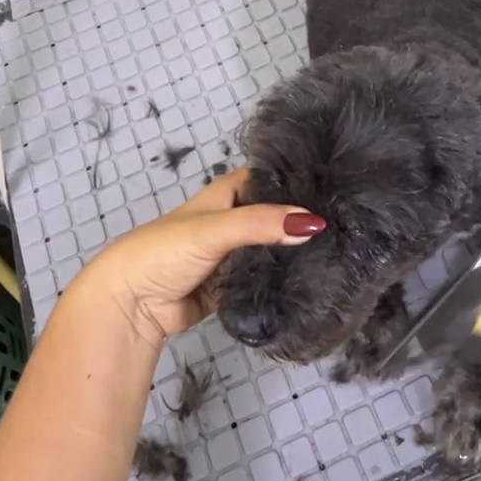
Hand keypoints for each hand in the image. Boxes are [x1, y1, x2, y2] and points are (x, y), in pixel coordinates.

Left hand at [67, 169, 324, 347]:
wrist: (129, 304)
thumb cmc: (163, 251)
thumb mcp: (213, 229)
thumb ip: (261, 225)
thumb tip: (314, 223)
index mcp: (226, 194)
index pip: (271, 176)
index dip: (299, 176)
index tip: (339, 181)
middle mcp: (234, 220)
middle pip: (276, 214)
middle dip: (304, 218)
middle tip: (350, 221)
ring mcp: (234, 254)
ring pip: (273, 249)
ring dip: (297, 251)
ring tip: (344, 248)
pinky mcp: (234, 286)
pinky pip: (265, 279)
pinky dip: (282, 280)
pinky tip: (315, 278)